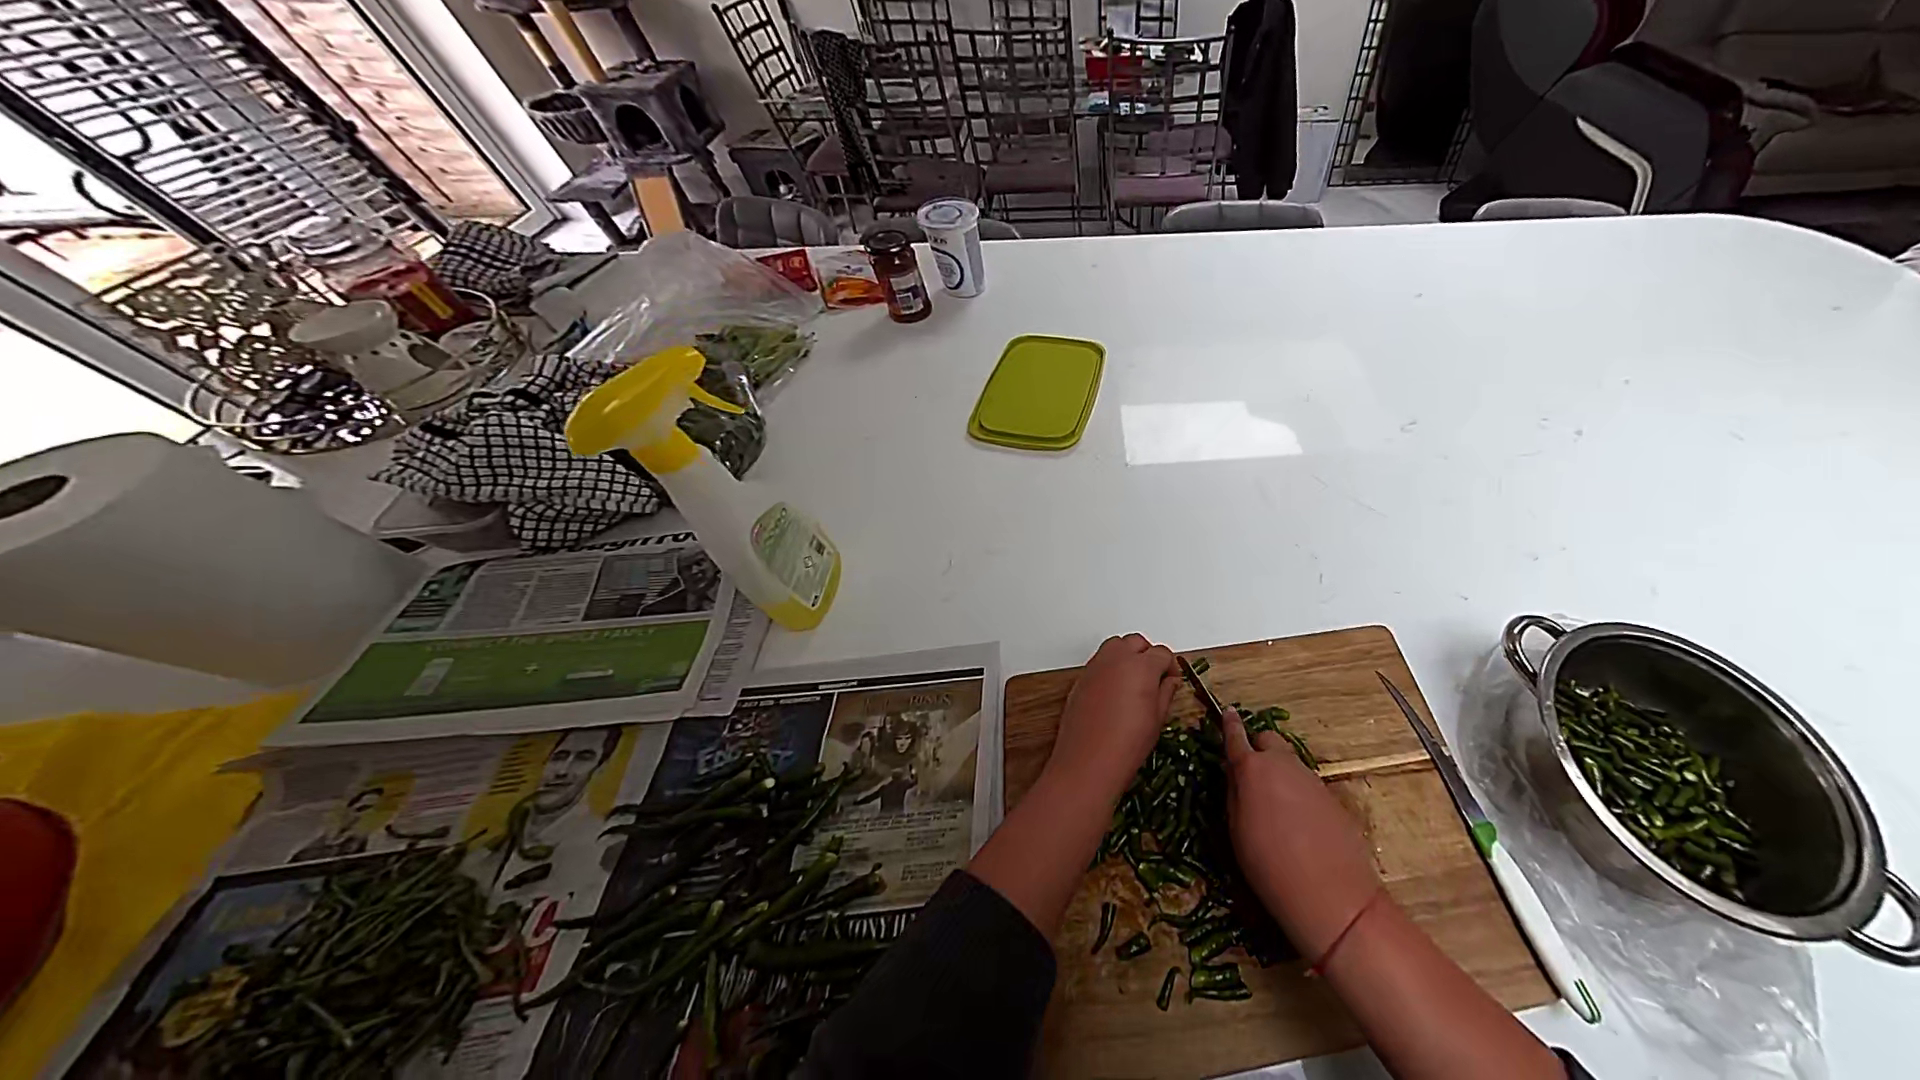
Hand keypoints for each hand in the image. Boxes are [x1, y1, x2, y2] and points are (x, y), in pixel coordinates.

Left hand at [1045, 634, 1179, 802]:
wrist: (1088, 761)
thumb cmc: (1125, 743)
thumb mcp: (1157, 718)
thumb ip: (1165, 692)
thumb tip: (1168, 682)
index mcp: (1140, 666)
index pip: (1162, 653)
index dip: (1170, 666)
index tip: (1171, 679)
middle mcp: (1115, 660)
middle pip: (1136, 642)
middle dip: (1148, 654)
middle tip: (1156, 676)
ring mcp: (1095, 667)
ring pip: (1114, 646)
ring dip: (1127, 656)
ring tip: (1136, 681)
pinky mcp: (1081, 679)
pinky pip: (1099, 661)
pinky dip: (1110, 667)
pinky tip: (1116, 689)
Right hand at [1222, 706, 1380, 958]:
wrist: (1332, 896)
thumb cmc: (1268, 864)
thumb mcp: (1235, 828)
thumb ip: (1233, 792)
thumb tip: (1233, 771)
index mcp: (1253, 769)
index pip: (1236, 736)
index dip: (1229, 724)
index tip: (1226, 712)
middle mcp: (1283, 765)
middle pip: (1268, 739)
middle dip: (1257, 746)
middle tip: (1247, 768)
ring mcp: (1311, 780)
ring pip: (1289, 762)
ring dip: (1277, 769)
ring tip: (1269, 800)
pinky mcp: (1332, 798)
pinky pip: (1305, 783)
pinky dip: (1295, 790)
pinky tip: (1294, 819)